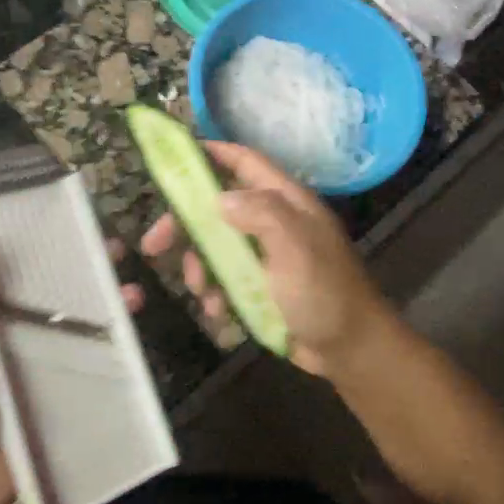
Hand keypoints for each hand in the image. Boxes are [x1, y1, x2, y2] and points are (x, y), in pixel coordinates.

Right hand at [140, 141, 398, 376]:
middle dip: (186, 223)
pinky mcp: (261, 284)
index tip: (174, 157)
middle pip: (218, 206)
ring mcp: (266, 253)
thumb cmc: (325, 293)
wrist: (350, 349)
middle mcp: (273, 220)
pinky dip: (215, 290)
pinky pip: (225, 277)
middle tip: (153, 244)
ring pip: (216, 245)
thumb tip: (219, 197)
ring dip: (200, 265)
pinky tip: (217, 310)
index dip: (212, 153)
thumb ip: (261, 213)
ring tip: (200, 291)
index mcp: (286, 201)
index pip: (245, 161)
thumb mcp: (295, 247)